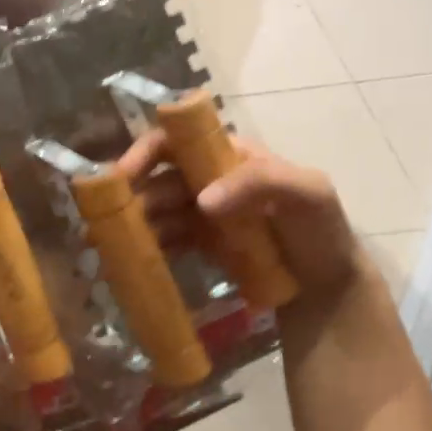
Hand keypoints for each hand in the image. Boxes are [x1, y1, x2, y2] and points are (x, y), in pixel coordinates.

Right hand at [117, 131, 364, 296]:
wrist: (330, 289)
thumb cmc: (320, 231)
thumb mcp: (307, 194)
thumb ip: (259, 183)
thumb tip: (201, 200)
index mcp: (226, 156)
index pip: (174, 142)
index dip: (143, 153)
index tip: (122, 177)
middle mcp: (207, 178)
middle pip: (156, 178)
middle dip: (127, 195)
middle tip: (101, 218)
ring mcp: (202, 212)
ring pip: (155, 209)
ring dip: (130, 223)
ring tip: (105, 244)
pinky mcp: (200, 243)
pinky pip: (164, 239)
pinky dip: (145, 247)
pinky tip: (127, 262)